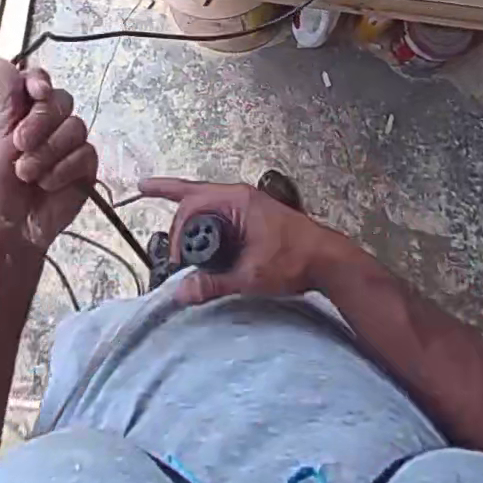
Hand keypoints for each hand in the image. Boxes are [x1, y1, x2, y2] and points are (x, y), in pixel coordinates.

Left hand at [0, 60, 97, 252]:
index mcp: (21, 110)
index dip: (41, 83)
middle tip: (20, 144)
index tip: (37, 94)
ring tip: (27, 173)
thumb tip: (0, 59)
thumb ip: (5, 97)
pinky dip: (64, 168)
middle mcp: (47, 122)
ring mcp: (67, 144)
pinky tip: (47, 184)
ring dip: (49, 151)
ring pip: (76, 127)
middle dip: (41, 122)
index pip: (39, 81)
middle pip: (62, 100)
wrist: (8, 227)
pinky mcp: (84, 167)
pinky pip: (86, 153)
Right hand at [139, 177, 366, 305]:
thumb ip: (214, 283)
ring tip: (154, 190)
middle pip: (193, 194)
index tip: (177, 259)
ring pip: (203, 197)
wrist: (330, 261)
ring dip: (181, 199)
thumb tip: (181, 293)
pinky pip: (216, 206)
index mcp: (237, 201)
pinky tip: (191, 217)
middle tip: (152, 209)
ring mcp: (246, 202)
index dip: (178, 231)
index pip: (191, 205)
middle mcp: (239, 195)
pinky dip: (198, 209)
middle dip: (171, 202)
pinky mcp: (251, 213)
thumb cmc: (295, 261)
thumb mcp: (251, 276)